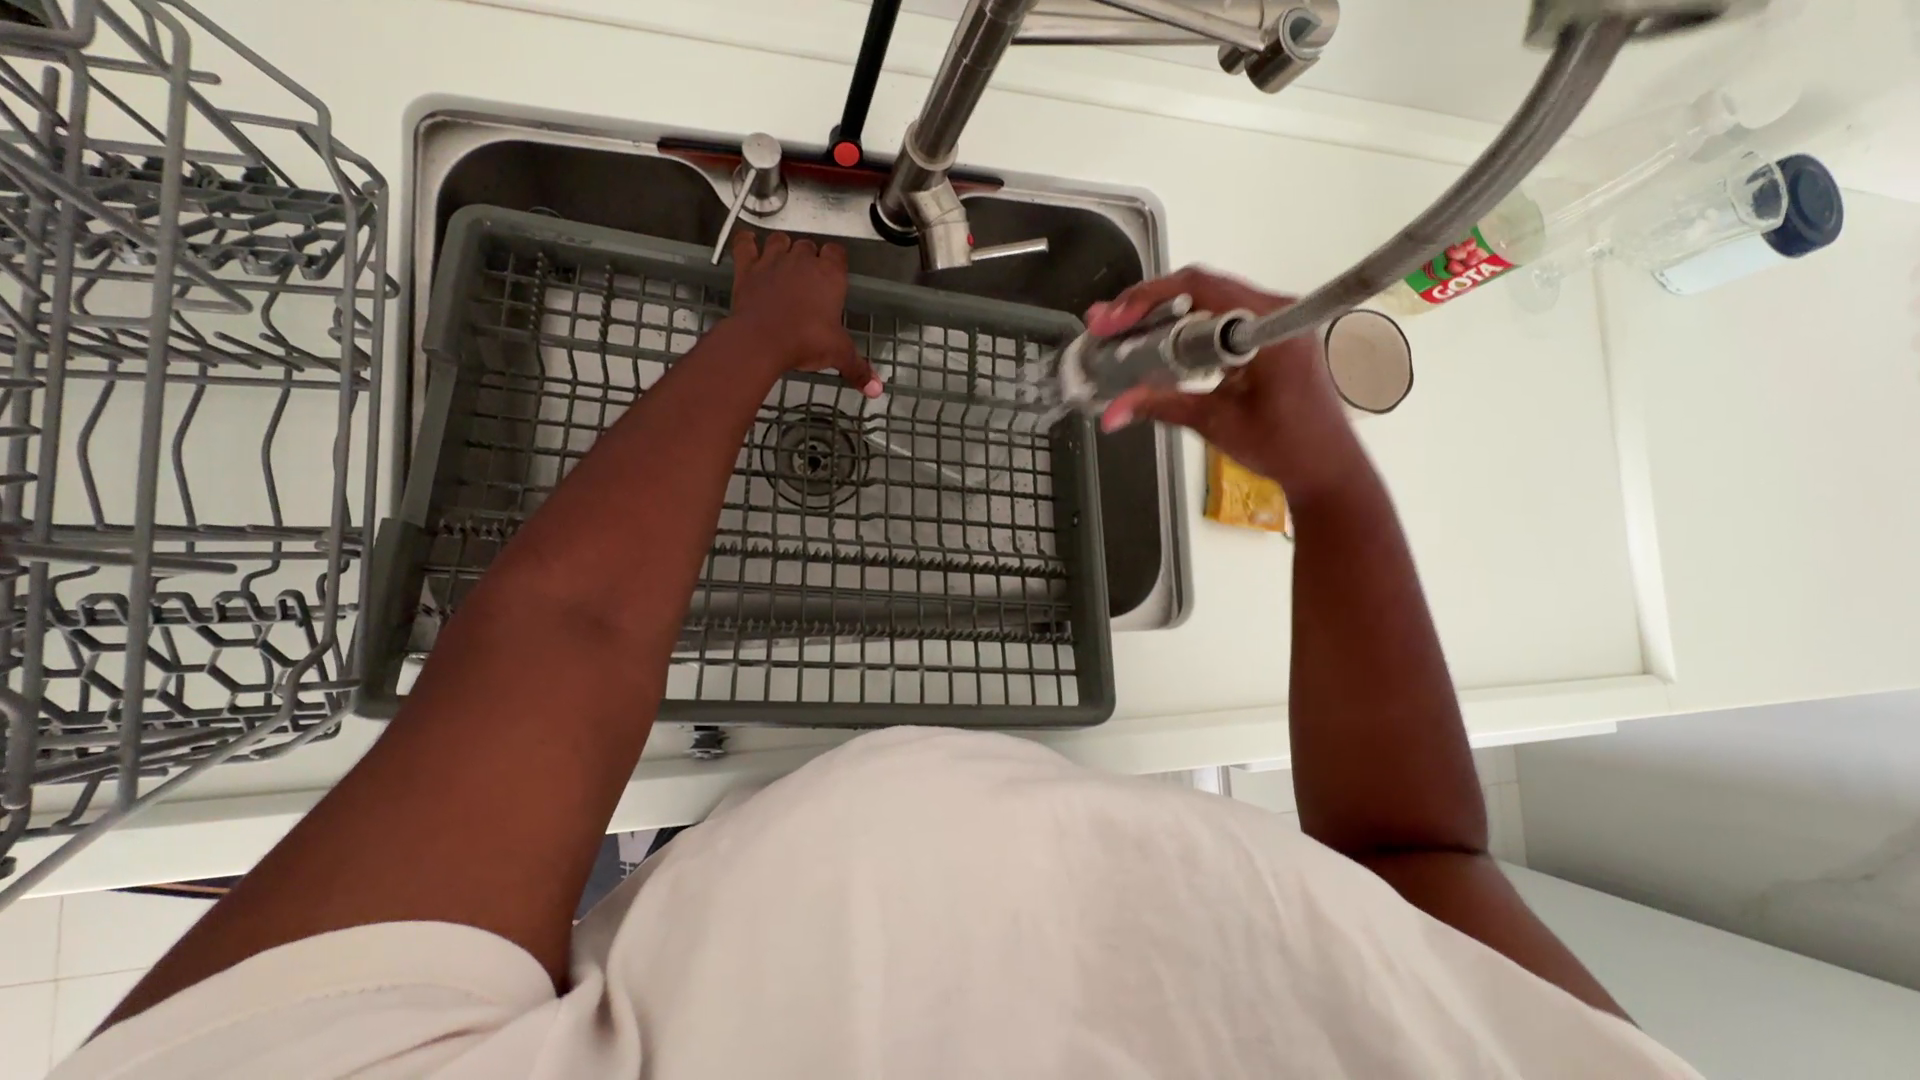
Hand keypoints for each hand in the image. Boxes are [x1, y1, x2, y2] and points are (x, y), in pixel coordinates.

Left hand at [728, 229, 880, 396]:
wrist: (762, 340)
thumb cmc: (806, 342)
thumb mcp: (838, 355)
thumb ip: (858, 368)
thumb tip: (876, 389)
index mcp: (829, 275)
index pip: (837, 253)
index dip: (835, 260)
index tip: (834, 274)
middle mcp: (802, 261)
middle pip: (808, 246)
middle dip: (809, 258)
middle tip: (809, 279)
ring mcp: (772, 261)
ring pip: (780, 240)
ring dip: (782, 247)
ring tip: (783, 262)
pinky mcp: (748, 269)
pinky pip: (744, 244)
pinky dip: (746, 242)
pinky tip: (748, 244)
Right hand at [1088, 266, 1364, 502]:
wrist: (1327, 468)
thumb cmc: (1280, 447)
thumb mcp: (1214, 423)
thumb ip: (1161, 406)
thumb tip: (1110, 412)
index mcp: (1268, 326)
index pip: (1199, 288)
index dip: (1147, 299)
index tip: (1110, 321)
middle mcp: (1277, 310)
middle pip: (1201, 287)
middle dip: (1148, 304)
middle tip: (1106, 324)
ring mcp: (1279, 319)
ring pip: (1211, 299)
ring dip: (1166, 314)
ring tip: (1123, 330)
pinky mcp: (1276, 334)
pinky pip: (1224, 316)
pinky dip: (1189, 326)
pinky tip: (1159, 341)